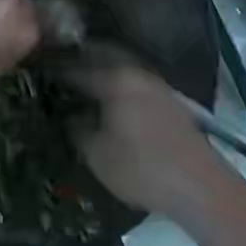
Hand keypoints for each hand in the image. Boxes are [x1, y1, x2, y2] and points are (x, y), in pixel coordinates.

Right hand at [67, 53, 232, 214]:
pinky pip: (138, 85)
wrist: (201, 187)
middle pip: (105, 58)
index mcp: (115, 80)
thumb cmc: (142, 169)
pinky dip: (123, 87)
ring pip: (124, 71)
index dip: (59, 70)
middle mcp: (138, 75)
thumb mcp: (97, 155)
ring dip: (106, 73)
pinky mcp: (173, 103)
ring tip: (87, 85)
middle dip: (84, 61)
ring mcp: (159, 87)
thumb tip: (70, 116)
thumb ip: (78, 131)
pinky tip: (115, 102)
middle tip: (64, 68)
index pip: (78, 67)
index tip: (44, 73)